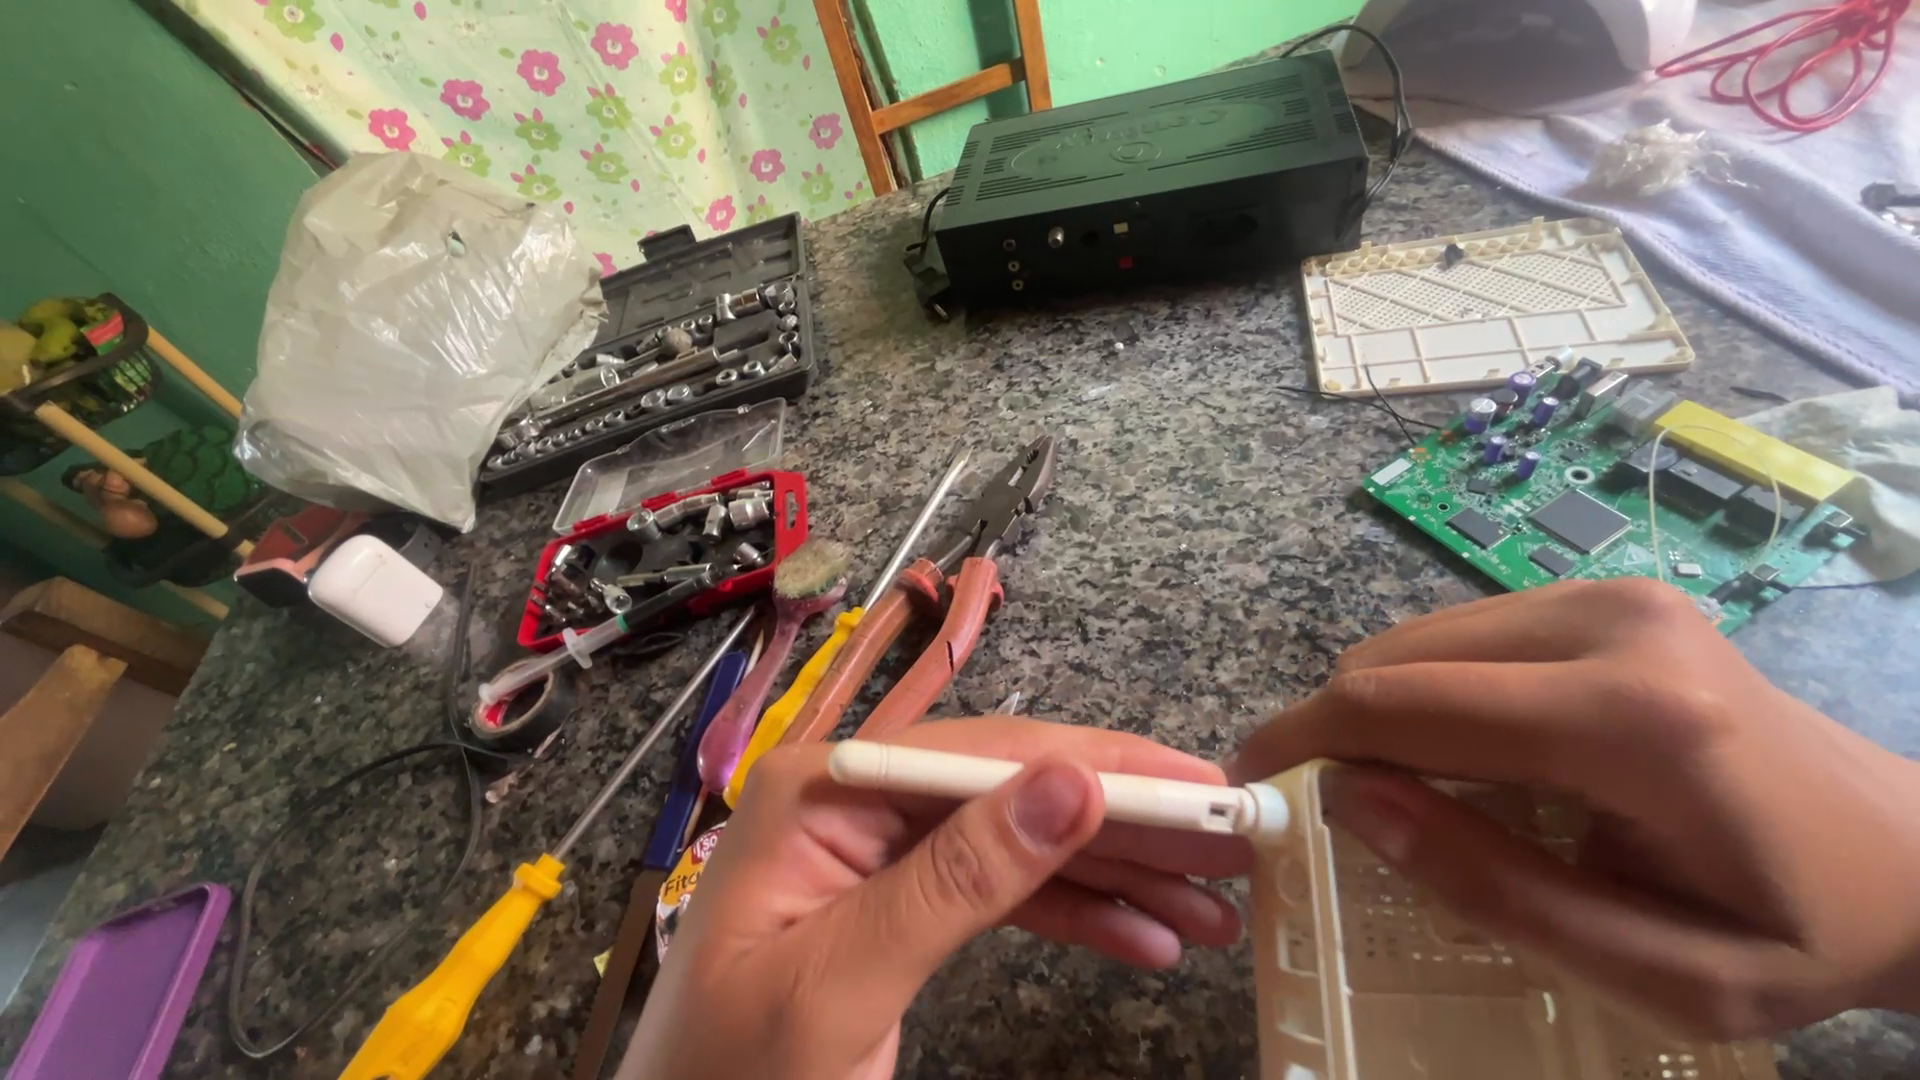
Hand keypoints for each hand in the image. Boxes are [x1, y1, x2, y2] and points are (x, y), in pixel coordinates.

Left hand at [617, 717, 1250, 1079]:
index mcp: (827, 786)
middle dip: (1124, 819)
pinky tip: (1146, 939)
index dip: (1100, 766)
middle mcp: (859, 798)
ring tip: (1213, 905)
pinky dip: (1077, 915)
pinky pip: (1003, 894)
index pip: (985, 754)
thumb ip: (959, 877)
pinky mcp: (904, 903)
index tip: (1199, 786)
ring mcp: (883, 851)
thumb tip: (1075, 781)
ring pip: (1020, 842)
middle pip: (1014, 789)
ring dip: (1115, 872)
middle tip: (1229, 844)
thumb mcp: (845, 982)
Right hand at [1230, 578, 1919, 1038]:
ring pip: (1411, 641)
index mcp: (1633, 719)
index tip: (1251, 775)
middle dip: (1337, 728)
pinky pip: (1451, 636)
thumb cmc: (1792, 930)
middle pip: (1393, 661)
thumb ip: (1490, 887)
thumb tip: (1348, 799)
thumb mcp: (1659, 973)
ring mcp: (1601, 595)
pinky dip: (1421, 690)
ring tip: (1406, 781)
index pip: (1403, 705)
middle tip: (1337, 800)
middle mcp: (1608, 623)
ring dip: (1379, 710)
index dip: (1306, 736)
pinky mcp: (1594, 593)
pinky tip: (1458, 744)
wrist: (1914, 856)